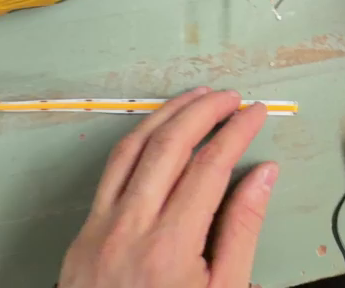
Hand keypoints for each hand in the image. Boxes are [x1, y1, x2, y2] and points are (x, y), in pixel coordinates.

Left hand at [60, 88, 278, 287]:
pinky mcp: (79, 240)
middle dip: (204, 111)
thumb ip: (243, 229)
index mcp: (169, 247)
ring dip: (167, 114)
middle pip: (169, 146)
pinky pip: (110, 174)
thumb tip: (265, 170)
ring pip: (131, 150)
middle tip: (233, 97)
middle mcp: (128, 230)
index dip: (238, 130)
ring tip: (198, 97)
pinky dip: (138, 141)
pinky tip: (160, 132)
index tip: (258, 112)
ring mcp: (95, 233)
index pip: (210, 164)